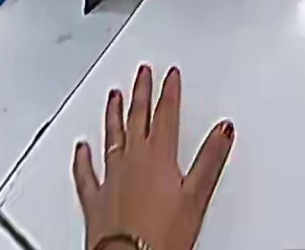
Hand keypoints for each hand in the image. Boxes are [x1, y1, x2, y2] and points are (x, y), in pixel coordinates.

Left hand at [74, 65, 233, 249]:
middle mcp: (133, 161)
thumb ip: (211, 158)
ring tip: (115, 95)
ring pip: (113, 136)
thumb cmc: (161, 238)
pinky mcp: (94, 202)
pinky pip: (86, 174)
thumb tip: (224, 129)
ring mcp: (111, 179)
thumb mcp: (197, 196)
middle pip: (138, 117)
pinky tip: (80, 148)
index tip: (171, 74)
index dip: (170, 91)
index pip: (166, 114)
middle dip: (141, 92)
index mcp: (159, 156)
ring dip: (114, 114)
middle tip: (142, 71)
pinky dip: (82, 159)